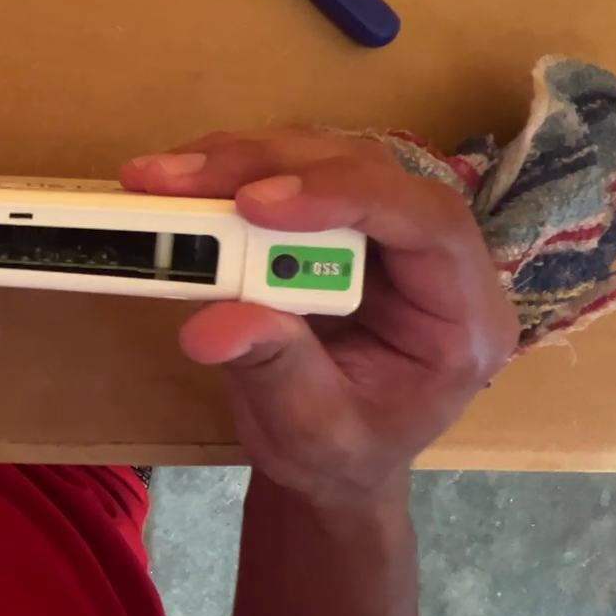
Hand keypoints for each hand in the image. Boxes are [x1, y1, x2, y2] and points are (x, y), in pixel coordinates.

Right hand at [122, 130, 517, 507]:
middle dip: (262, 164)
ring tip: (158, 177)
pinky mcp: (323, 226)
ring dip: (233, 158)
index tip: (254, 203)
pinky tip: (175, 182)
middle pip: (361, 168)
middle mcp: (424, 255)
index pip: (425, 222)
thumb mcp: (310, 428)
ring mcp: (373, 233)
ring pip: (317, 156)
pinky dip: (223, 172)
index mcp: (457, 312)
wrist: (327, 459)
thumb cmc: (336, 452)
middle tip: (173, 177)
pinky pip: (281, 173)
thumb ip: (274, 370)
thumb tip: (210, 323)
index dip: (342, 196)